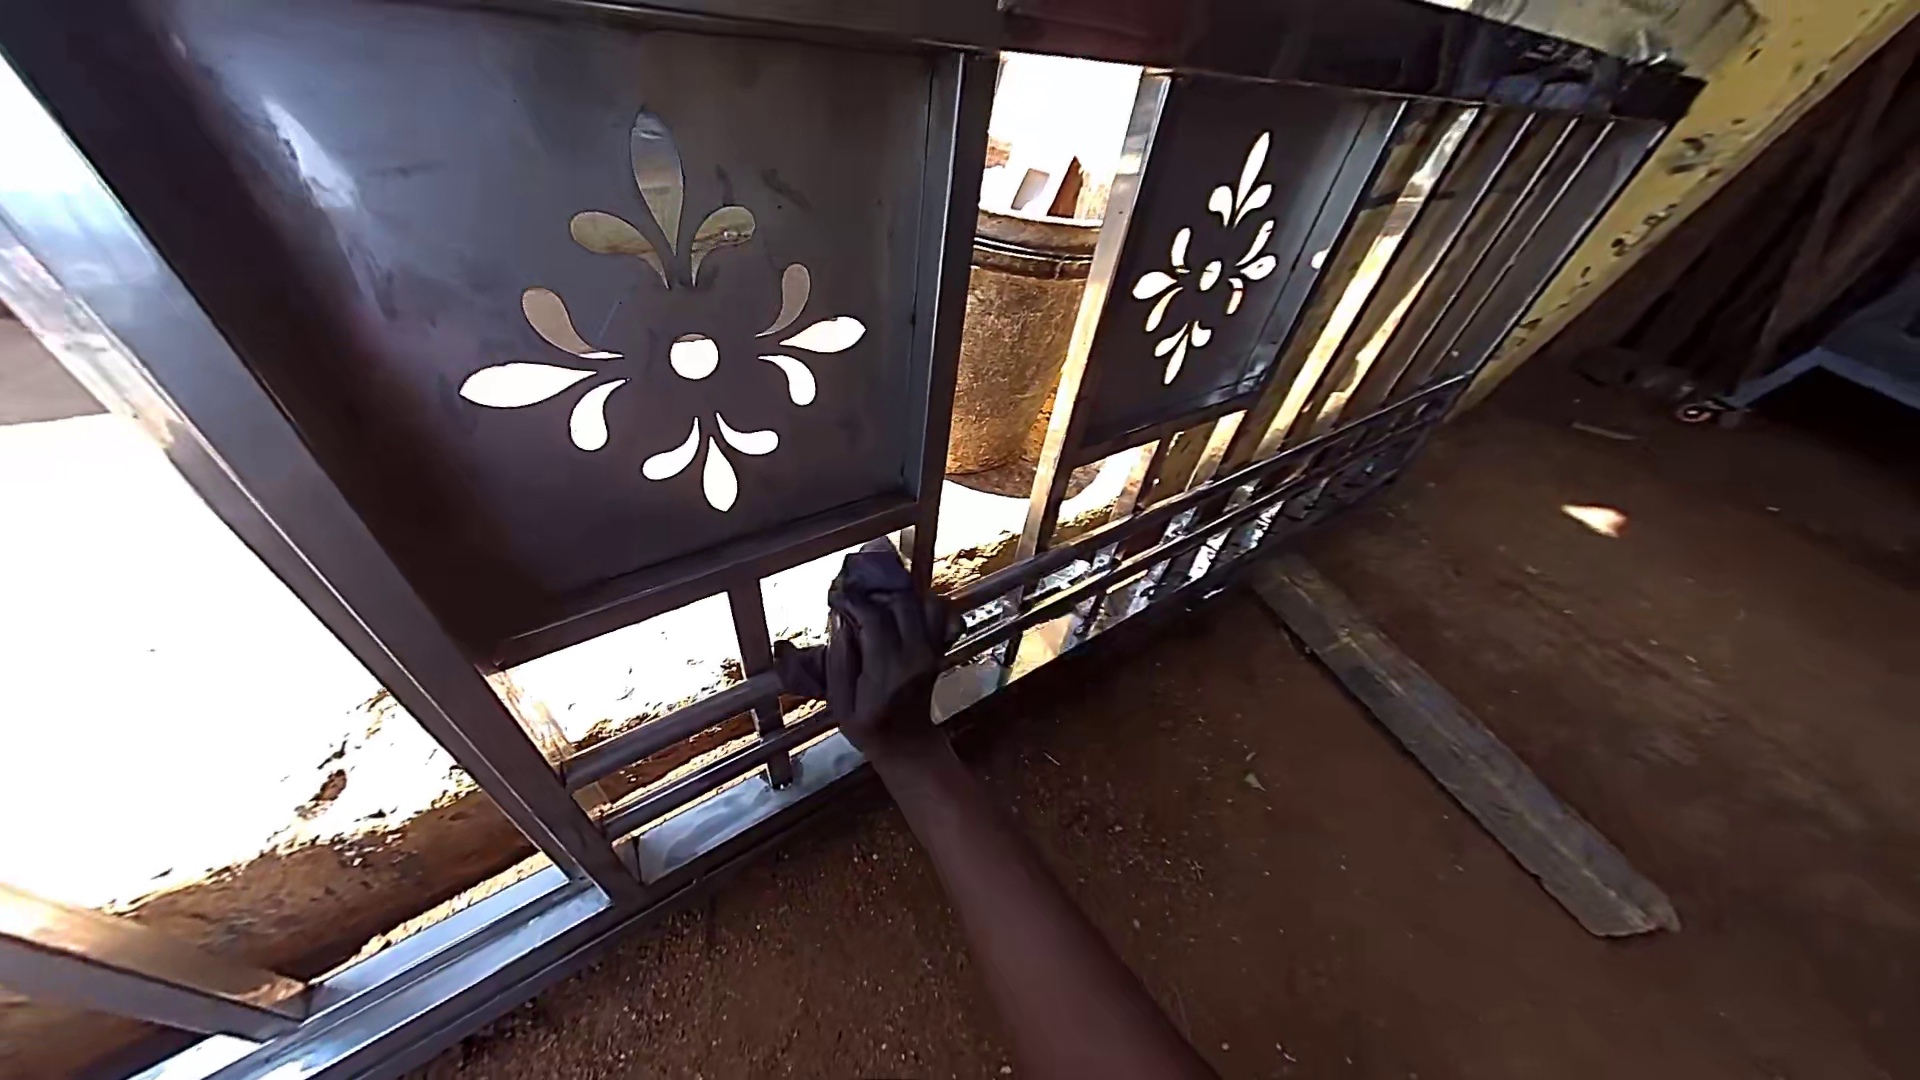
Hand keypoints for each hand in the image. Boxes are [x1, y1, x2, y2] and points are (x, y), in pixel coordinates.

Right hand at [825, 586, 949, 763]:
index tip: (837, 598)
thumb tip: (840, 620)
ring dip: (901, 598)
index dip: (853, 601)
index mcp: (887, 669)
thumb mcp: (839, 702)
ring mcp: (932, 650)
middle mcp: (916, 654)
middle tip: (858, 601)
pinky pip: (940, 615)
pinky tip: (905, 613)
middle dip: (876, 595)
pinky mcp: (940, 649)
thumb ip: (837, 661)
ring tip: (880, 605)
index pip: (874, 617)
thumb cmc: (869, 726)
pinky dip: (925, 606)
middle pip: (902, 603)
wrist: (909, 744)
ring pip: (926, 604)